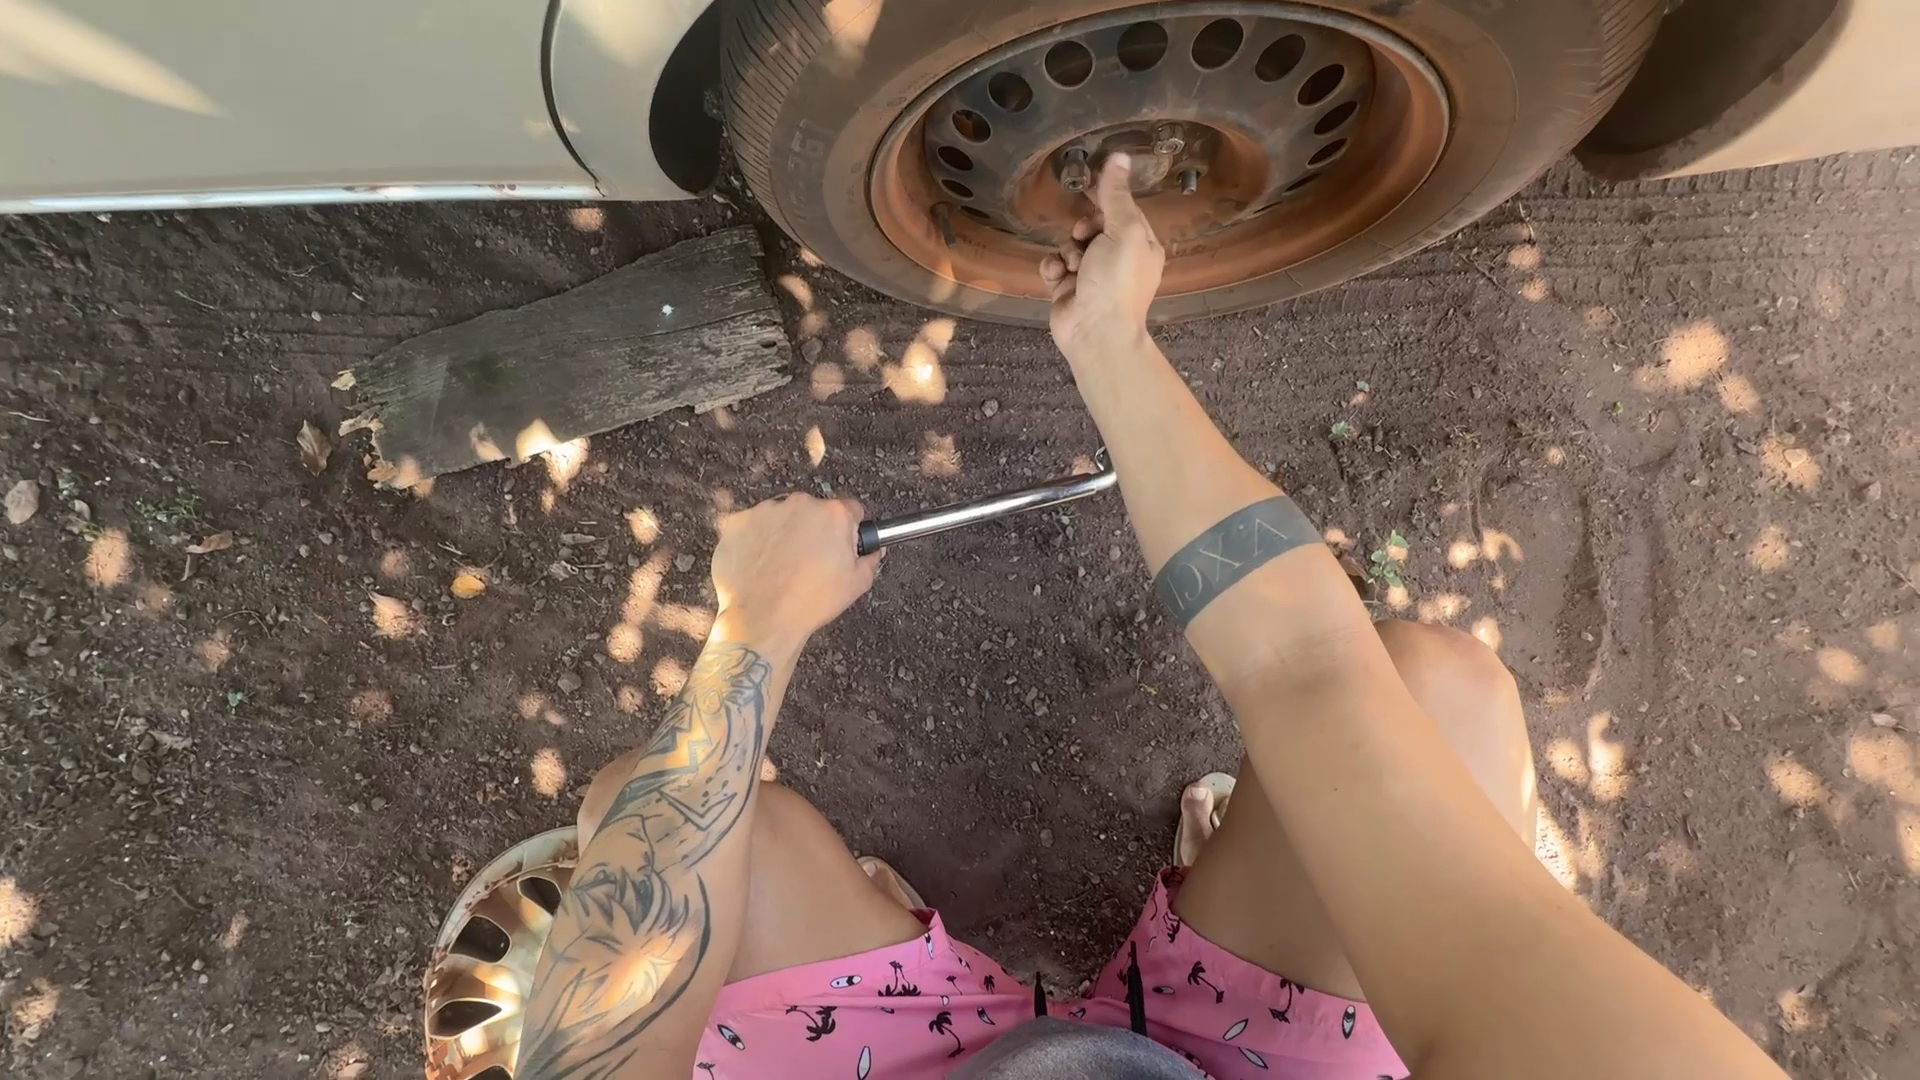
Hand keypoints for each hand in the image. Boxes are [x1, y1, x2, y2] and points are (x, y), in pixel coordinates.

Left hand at [709, 494, 879, 649]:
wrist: (764, 619)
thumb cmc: (811, 602)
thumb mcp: (857, 583)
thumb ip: (869, 558)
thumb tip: (871, 549)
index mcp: (833, 514)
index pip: (850, 510)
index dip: (848, 529)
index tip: (840, 544)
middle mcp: (799, 504)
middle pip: (813, 511)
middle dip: (814, 530)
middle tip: (810, 562)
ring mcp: (765, 511)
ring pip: (781, 517)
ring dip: (784, 533)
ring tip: (782, 567)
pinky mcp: (737, 523)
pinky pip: (752, 527)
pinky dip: (756, 541)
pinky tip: (761, 566)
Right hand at [1039, 152, 1165, 362]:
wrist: (1096, 332)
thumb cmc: (1116, 281)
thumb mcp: (1124, 231)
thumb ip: (1117, 195)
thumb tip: (1119, 156)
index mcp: (1140, 245)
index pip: (1122, 211)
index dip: (1105, 201)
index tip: (1089, 190)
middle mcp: (1117, 259)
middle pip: (1094, 226)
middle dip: (1084, 228)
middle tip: (1084, 236)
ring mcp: (1091, 276)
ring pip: (1071, 246)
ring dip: (1067, 250)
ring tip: (1072, 265)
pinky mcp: (1068, 290)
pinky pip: (1055, 266)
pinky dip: (1053, 268)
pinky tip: (1057, 275)